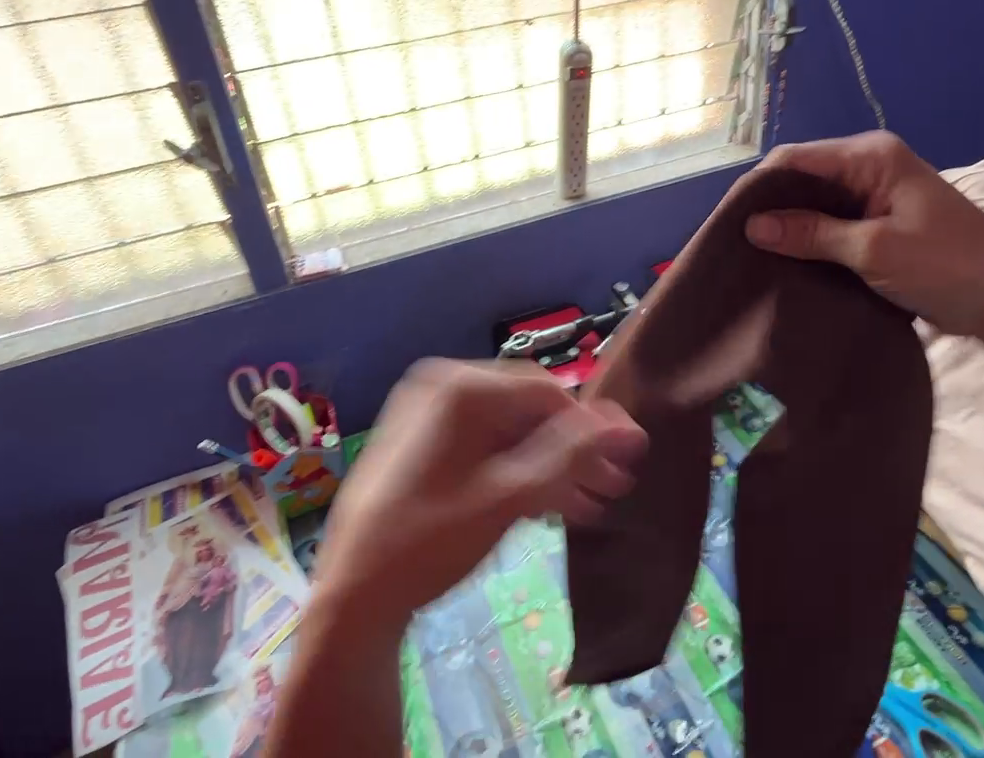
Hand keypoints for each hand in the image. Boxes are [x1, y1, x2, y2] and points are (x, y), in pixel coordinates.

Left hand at [311, 359, 645, 626]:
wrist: (353, 595)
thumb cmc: (430, 541)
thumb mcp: (508, 497)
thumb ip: (570, 454)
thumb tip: (627, 428)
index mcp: (460, 387)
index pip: (546, 392)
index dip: (592, 426)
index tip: (630, 458)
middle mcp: (444, 388)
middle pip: (528, 413)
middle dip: (574, 452)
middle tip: (615, 488)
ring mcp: (430, 416)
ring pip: (510, 434)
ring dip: (552, 468)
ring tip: (591, 506)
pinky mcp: (425, 446)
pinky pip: (486, 449)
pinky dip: (519, 474)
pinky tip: (552, 507)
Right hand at [743, 131, 983, 337]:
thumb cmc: (947, 266)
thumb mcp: (874, 251)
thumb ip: (812, 234)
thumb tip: (752, 225)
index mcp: (872, 155)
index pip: (796, 159)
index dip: (760, 187)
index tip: (729, 223)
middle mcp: (871, 165)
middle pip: (804, 178)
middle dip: (772, 207)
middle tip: (738, 244)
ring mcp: (877, 194)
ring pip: (817, 203)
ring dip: (791, 227)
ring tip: (755, 257)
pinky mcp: (881, 222)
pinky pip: (834, 223)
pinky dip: (813, 241)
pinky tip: (790, 263)